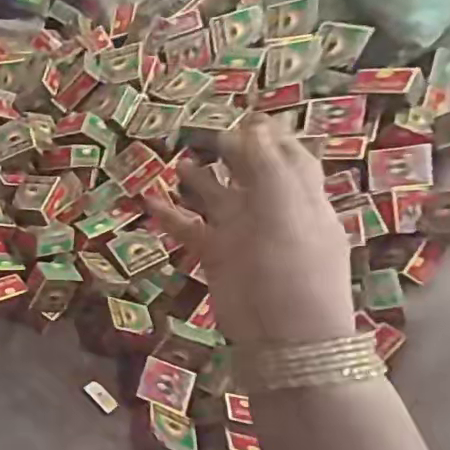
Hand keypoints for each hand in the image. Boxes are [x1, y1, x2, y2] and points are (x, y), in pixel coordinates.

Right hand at [144, 115, 356, 344]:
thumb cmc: (294, 271)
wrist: (283, 336)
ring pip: (215, 198)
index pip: (288, 156)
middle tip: (200, 128)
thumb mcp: (287, 213)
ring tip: (176, 160)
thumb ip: (268, 169)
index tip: (244, 112)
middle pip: (249, 172)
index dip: (269, 134)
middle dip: (229, 150)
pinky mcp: (215, 256)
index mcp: (299, 197)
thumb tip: (251, 125)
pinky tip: (149, 200)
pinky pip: (189, 228)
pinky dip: (170, 215)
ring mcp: (241, 234)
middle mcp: (270, 211)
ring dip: (198, 179)